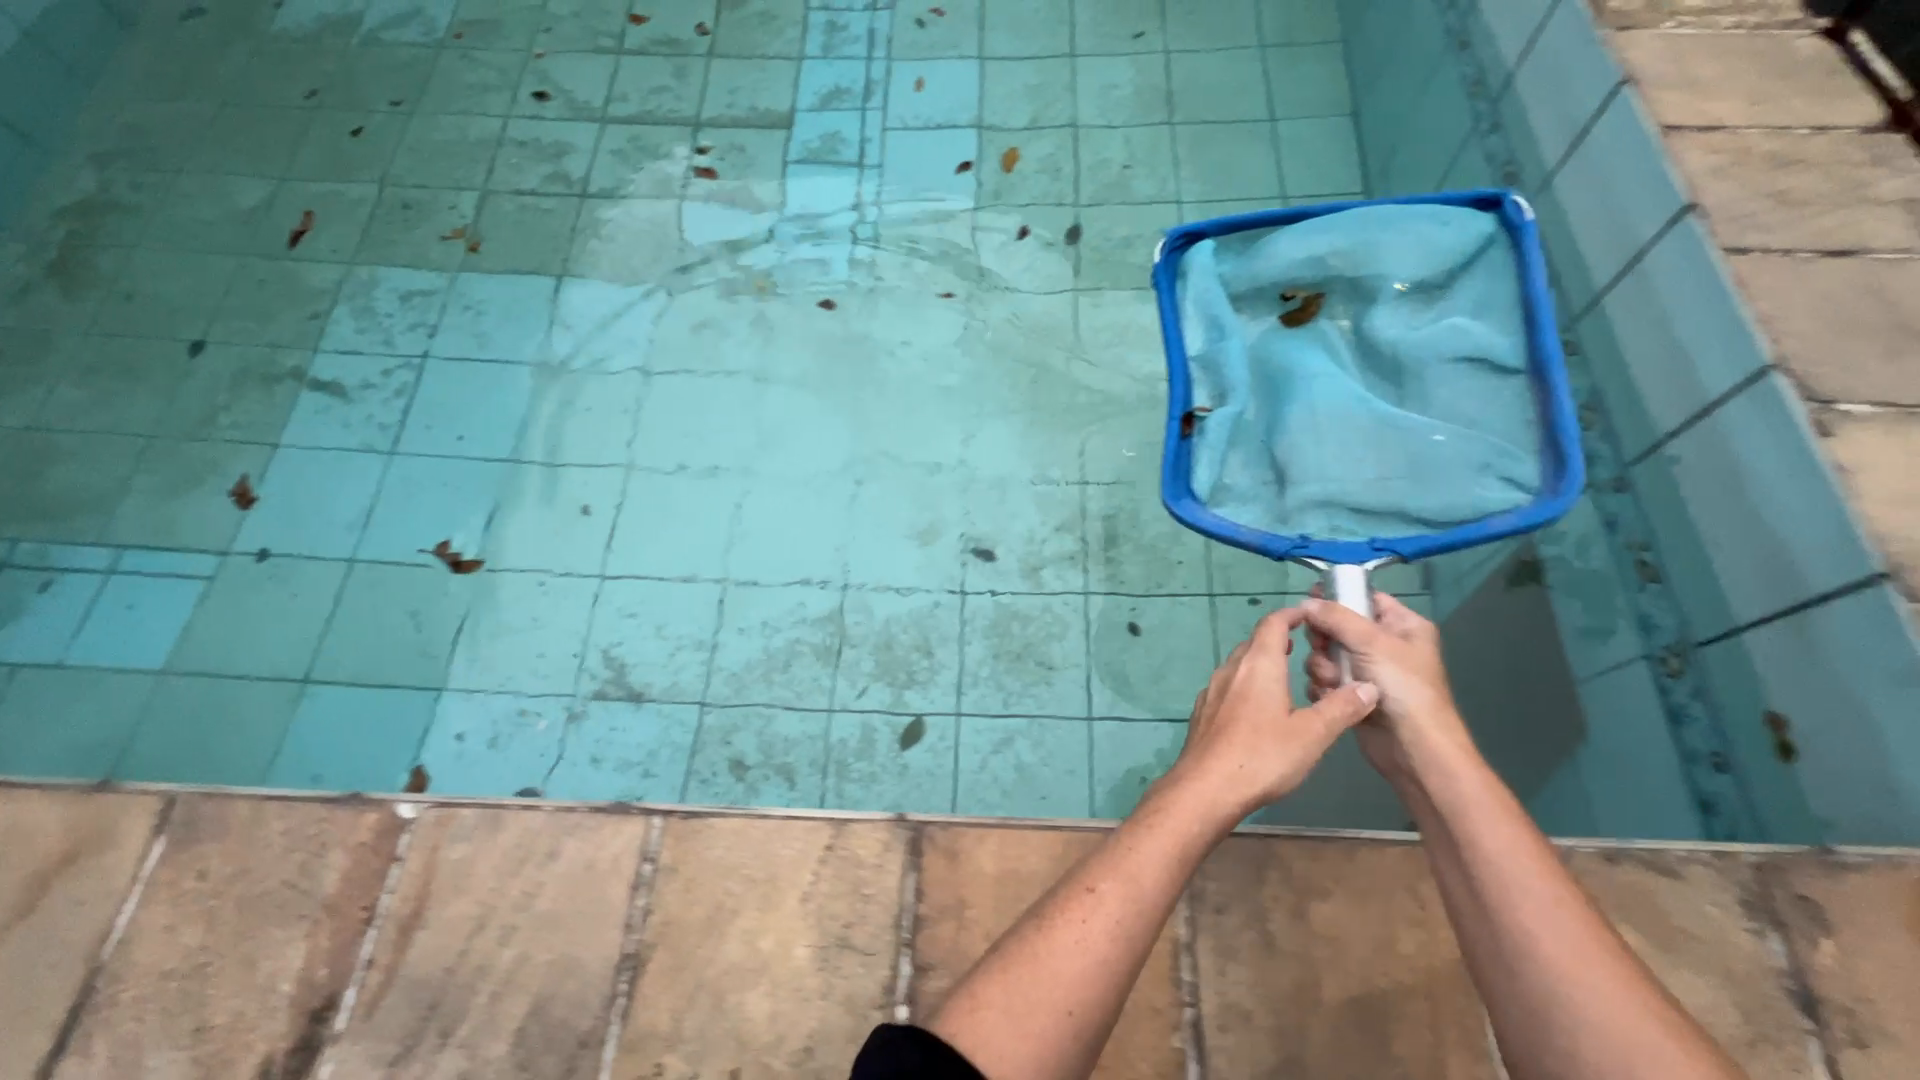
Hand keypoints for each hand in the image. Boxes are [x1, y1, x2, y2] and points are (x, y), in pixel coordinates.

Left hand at [1156, 606, 1381, 824]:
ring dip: (1259, 664)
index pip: (1273, 625)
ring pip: (1238, 666)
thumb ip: (1342, 708)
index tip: (1309, 616)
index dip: (1291, 615)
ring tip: (1283, 678)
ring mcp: (1212, 692)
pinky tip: (1255, 709)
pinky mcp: (1202, 713)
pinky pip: (1226, 688)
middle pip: (1253, 643)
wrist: (1206, 788)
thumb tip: (1369, 686)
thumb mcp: (1313, 734)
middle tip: (1301, 648)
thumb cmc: (1263, 756)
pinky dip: (1244, 686)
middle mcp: (1231, 670)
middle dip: (1277, 640)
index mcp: (1258, 665)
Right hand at [1302, 592, 1474, 783]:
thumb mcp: (1372, 642)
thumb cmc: (1403, 686)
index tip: (1309, 602)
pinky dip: (1324, 687)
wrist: (1412, 746)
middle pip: (1338, 627)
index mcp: (1402, 625)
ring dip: (1323, 667)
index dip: (1337, 597)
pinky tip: (1330, 695)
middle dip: (1325, 641)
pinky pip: (1326, 680)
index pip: (1365, 598)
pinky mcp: (1353, 694)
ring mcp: (1368, 671)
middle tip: (1323, 649)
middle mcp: (1384, 645)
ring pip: (1326, 655)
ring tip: (1333, 681)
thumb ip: (1336, 618)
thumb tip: (1306, 603)